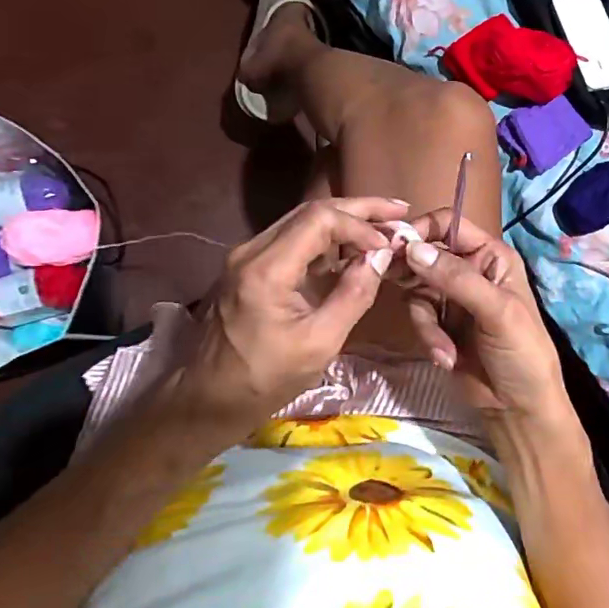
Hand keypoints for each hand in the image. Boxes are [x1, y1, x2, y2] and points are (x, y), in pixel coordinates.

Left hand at [162, 197, 408, 434]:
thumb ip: (353, 295)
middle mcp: (252, 250)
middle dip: (358, 209)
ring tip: (383, 225)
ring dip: (343, 221)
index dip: (360, 225)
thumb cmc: (265, 379)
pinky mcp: (249, 266)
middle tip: (399, 211)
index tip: (389, 244)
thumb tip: (382, 255)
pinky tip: (352, 247)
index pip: (319, 219)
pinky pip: (292, 240)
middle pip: (310, 210)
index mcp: (266, 268)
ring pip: (301, 221)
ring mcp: (247, 255)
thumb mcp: (320, 343)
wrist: (208, 397)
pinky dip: (326, 239)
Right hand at [398, 209, 566, 418]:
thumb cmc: (522, 352)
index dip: (422, 230)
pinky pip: (418, 317)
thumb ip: (456, 278)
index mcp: (489, 256)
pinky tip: (446, 358)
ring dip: (425, 321)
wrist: (518, 408)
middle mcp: (468, 269)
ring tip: (443, 348)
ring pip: (416, 290)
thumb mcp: (497, 311)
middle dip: (410, 273)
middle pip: (424, 255)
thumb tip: (412, 248)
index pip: (449, 225)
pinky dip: (428, 337)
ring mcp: (451, 297)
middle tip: (389, 280)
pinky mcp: (438, 323)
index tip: (396, 244)